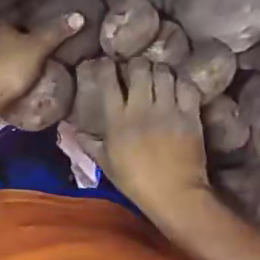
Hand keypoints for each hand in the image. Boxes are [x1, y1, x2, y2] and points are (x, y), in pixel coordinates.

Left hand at [0, 13, 82, 112]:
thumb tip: (78, 15)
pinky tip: (5, 73)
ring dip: (5, 52)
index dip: (32, 23)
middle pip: (5, 31)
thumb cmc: (11, 68)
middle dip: (17, 38)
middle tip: (35, 48)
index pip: (17, 16)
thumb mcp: (38, 48)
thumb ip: (56, 32)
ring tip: (22, 62)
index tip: (43, 33)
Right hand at [94, 59, 212, 221]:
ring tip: (157, 75)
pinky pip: (187, 87)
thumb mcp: (105, 163)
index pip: (109, 81)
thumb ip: (88, 142)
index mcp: (117, 119)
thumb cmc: (135, 181)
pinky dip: (181, 83)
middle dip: (137, 64)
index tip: (107, 64)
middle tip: (137, 69)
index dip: (107, 67)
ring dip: (159, 70)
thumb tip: (69, 129)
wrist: (175, 194)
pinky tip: (177, 87)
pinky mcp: (190, 115)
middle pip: (139, 69)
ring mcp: (168, 110)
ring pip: (164, 73)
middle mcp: (141, 108)